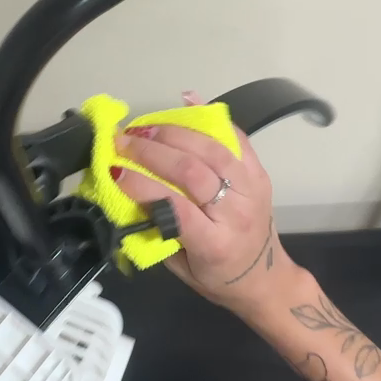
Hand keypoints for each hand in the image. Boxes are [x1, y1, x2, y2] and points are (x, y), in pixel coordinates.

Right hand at [114, 91, 312, 317]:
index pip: (176, 206)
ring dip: (174, 132)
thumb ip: (157, 230)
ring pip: (213, 149)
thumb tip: (127, 192)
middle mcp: (236, 213)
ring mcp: (252, 189)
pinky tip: (187, 102)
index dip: (143, 184)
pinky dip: (209, 117)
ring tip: (145, 127)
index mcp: (214, 244)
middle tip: (122, 141)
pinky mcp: (259, 173)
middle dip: (152, 151)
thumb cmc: (217, 277)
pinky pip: (235, 137)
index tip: (114, 169)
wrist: (265, 278)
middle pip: (194, 170)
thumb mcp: (180, 267)